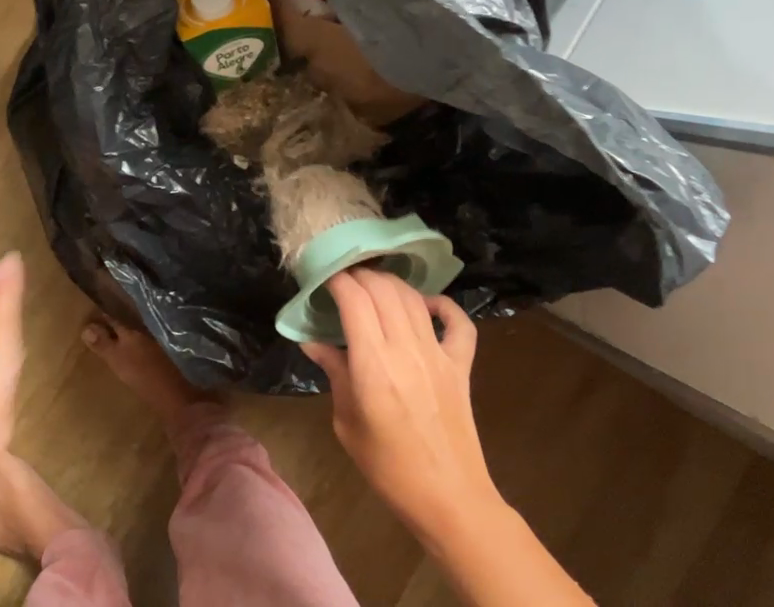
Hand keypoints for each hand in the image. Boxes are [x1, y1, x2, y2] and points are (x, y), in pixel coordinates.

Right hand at [302, 270, 499, 532]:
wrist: (447, 497)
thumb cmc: (386, 466)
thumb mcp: (346, 421)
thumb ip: (334, 373)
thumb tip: (312, 342)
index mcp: (373, 364)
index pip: (353, 299)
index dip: (336, 280)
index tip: (322, 280)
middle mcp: (406, 349)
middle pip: (383, 289)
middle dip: (359, 275)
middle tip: (342, 280)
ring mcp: (437, 354)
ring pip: (413, 298)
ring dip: (390, 284)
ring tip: (372, 286)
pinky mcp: (460, 365)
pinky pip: (457, 323)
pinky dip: (442, 305)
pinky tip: (425, 304)